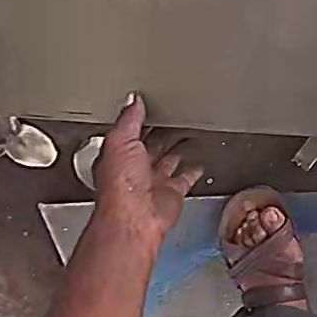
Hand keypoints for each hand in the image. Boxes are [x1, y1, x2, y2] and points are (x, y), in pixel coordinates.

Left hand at [91, 94, 203, 252]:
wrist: (135, 217)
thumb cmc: (120, 185)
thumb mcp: (120, 141)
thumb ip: (129, 120)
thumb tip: (132, 100)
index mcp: (118, 154)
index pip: (129, 132)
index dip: (137, 120)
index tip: (147, 106)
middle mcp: (135, 169)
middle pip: (151, 147)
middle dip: (160, 134)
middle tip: (171, 119)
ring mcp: (155, 181)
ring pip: (168, 161)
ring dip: (176, 151)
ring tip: (187, 137)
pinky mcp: (173, 192)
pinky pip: (185, 179)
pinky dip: (193, 172)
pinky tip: (198, 164)